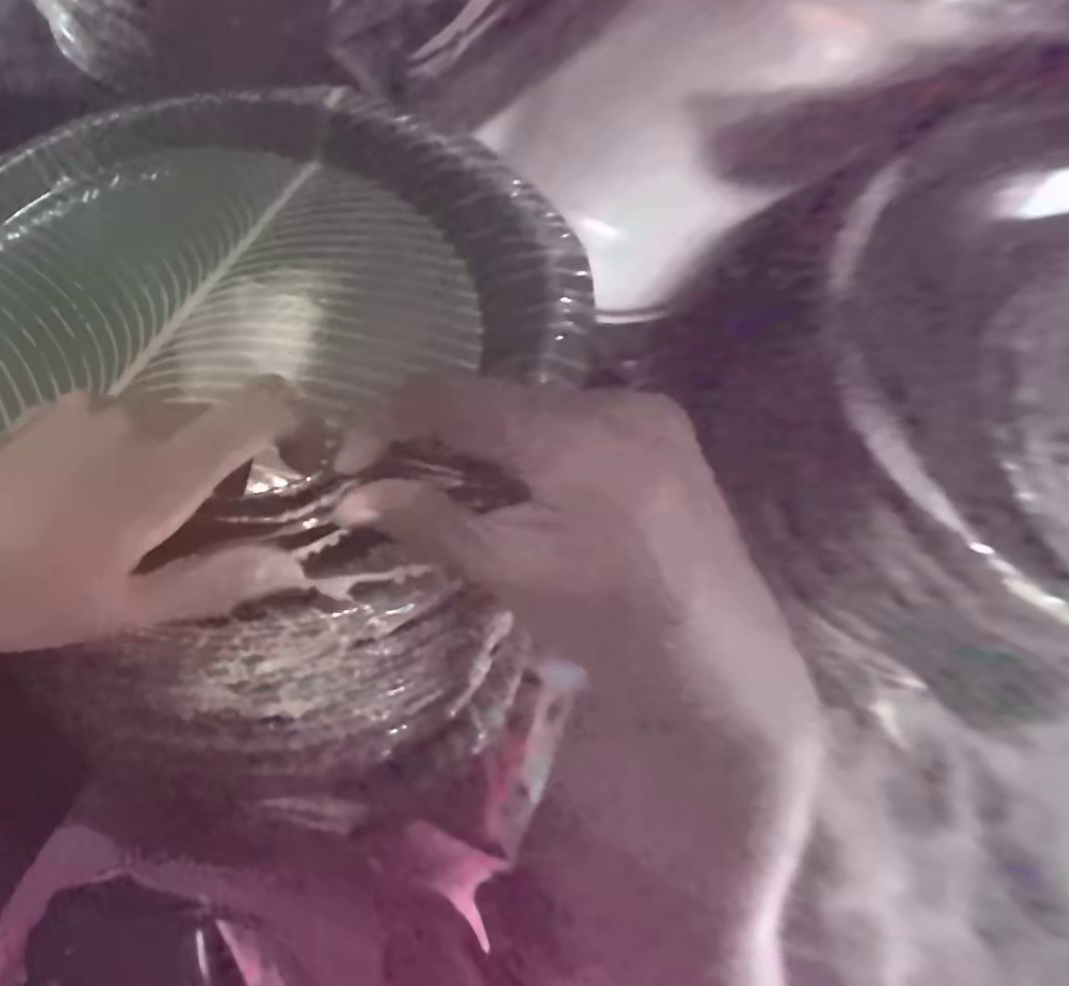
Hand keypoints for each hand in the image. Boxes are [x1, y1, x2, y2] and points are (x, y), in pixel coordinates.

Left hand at [0, 381, 308, 668]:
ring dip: (174, 452)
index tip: (301, 458)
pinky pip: (116, 414)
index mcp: (163, 466)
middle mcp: (132, 415)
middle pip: (213, 413)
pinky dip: (130, 443)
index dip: (297, 419)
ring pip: (163, 414)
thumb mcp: (131, 607)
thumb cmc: (34, 597)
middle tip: (203, 518)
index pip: (259, 404)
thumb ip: (217, 579)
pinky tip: (86, 493)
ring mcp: (85, 404)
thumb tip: (293, 562)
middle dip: (228, 456)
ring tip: (136, 513)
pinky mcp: (49, 407)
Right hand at [335, 378, 821, 984]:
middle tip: (382, 474)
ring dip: (464, 438)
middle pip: (484, 396)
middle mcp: (612, 402)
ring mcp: (642, 413)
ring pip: (517, 406)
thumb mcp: (504, 570)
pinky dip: (508, 443)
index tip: (348, 463)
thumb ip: (424, 519)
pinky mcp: (654, 432)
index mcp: (573, 435)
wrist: (722, 672)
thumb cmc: (608, 624)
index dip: (385, 421)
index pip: (450, 398)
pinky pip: (554, 420)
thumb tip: (346, 499)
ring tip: (433, 481)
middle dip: (422, 432)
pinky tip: (498, 483)